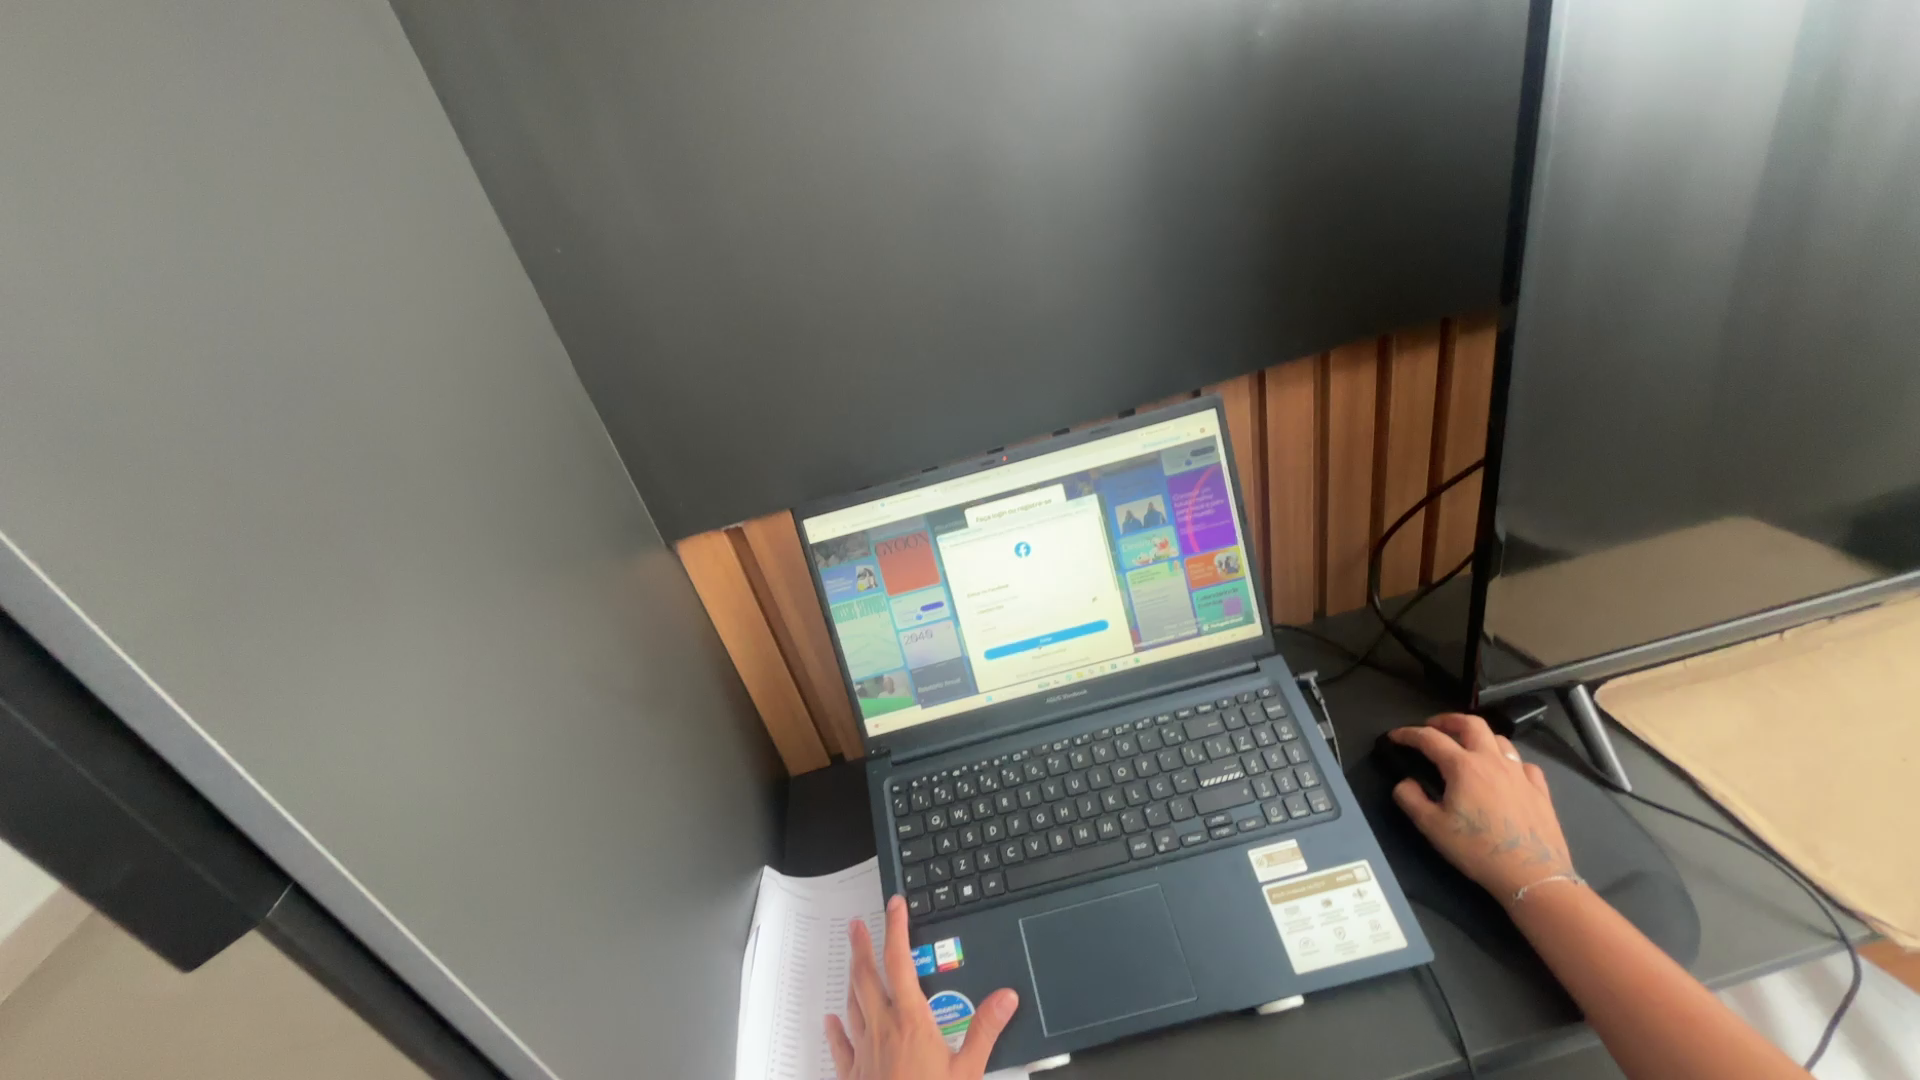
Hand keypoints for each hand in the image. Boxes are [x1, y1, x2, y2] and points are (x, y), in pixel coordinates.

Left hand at [825, 895, 1019, 1079]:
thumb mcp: (968, 1071)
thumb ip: (985, 1029)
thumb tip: (1006, 995)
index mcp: (910, 1019)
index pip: (899, 960)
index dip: (896, 928)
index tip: (894, 904)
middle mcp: (882, 1027)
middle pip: (866, 976)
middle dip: (861, 946)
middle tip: (856, 923)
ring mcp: (863, 1052)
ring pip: (852, 1003)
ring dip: (852, 978)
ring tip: (852, 959)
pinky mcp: (853, 1077)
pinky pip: (841, 1046)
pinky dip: (836, 1029)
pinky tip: (831, 1020)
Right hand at [1388, 713, 1575, 903]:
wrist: (1533, 877)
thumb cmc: (1478, 850)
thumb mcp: (1431, 826)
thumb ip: (1410, 798)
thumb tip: (1407, 783)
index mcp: (1464, 767)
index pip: (1430, 738)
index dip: (1408, 733)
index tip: (1395, 736)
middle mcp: (1493, 762)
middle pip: (1471, 723)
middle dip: (1447, 720)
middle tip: (1432, 727)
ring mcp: (1520, 775)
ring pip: (1499, 739)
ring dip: (1478, 737)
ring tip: (1466, 747)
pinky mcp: (1540, 791)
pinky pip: (1523, 764)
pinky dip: (1508, 761)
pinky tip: (1504, 773)